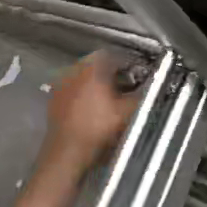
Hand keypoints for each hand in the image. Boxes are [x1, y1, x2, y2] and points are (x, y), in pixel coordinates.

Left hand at [42, 51, 139, 173]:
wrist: (67, 151)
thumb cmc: (98, 128)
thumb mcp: (127, 113)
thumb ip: (141, 96)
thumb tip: (152, 88)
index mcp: (92, 67)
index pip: (114, 56)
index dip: (129, 66)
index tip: (139, 78)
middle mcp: (74, 68)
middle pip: (98, 64)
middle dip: (114, 74)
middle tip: (127, 88)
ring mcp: (61, 82)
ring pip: (84, 75)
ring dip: (98, 83)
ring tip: (111, 100)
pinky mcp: (54, 96)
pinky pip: (73, 87)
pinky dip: (84, 93)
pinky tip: (93, 108)